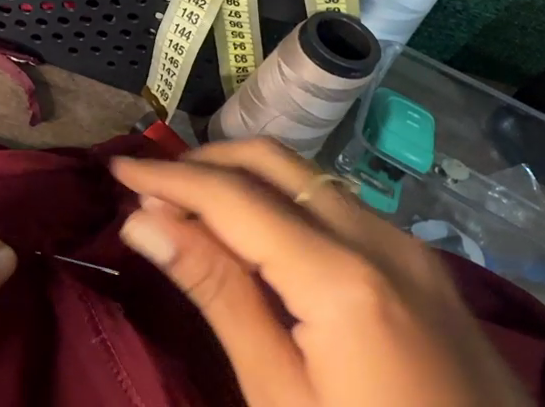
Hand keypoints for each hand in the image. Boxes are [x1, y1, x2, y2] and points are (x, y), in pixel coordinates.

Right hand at [111, 139, 530, 406]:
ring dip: (241, 178)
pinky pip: (339, 208)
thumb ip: (218, 295)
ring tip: (191, 211)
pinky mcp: (429, 274)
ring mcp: (413, 253)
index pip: (230, 194)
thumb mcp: (283, 399)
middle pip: (271, 162)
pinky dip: (283, 202)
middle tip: (149, 190)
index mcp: (342, 276)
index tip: (115, 168)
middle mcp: (380, 241)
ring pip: (307, 178)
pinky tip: (257, 237)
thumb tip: (143, 219)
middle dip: (203, 163)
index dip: (166, 177)